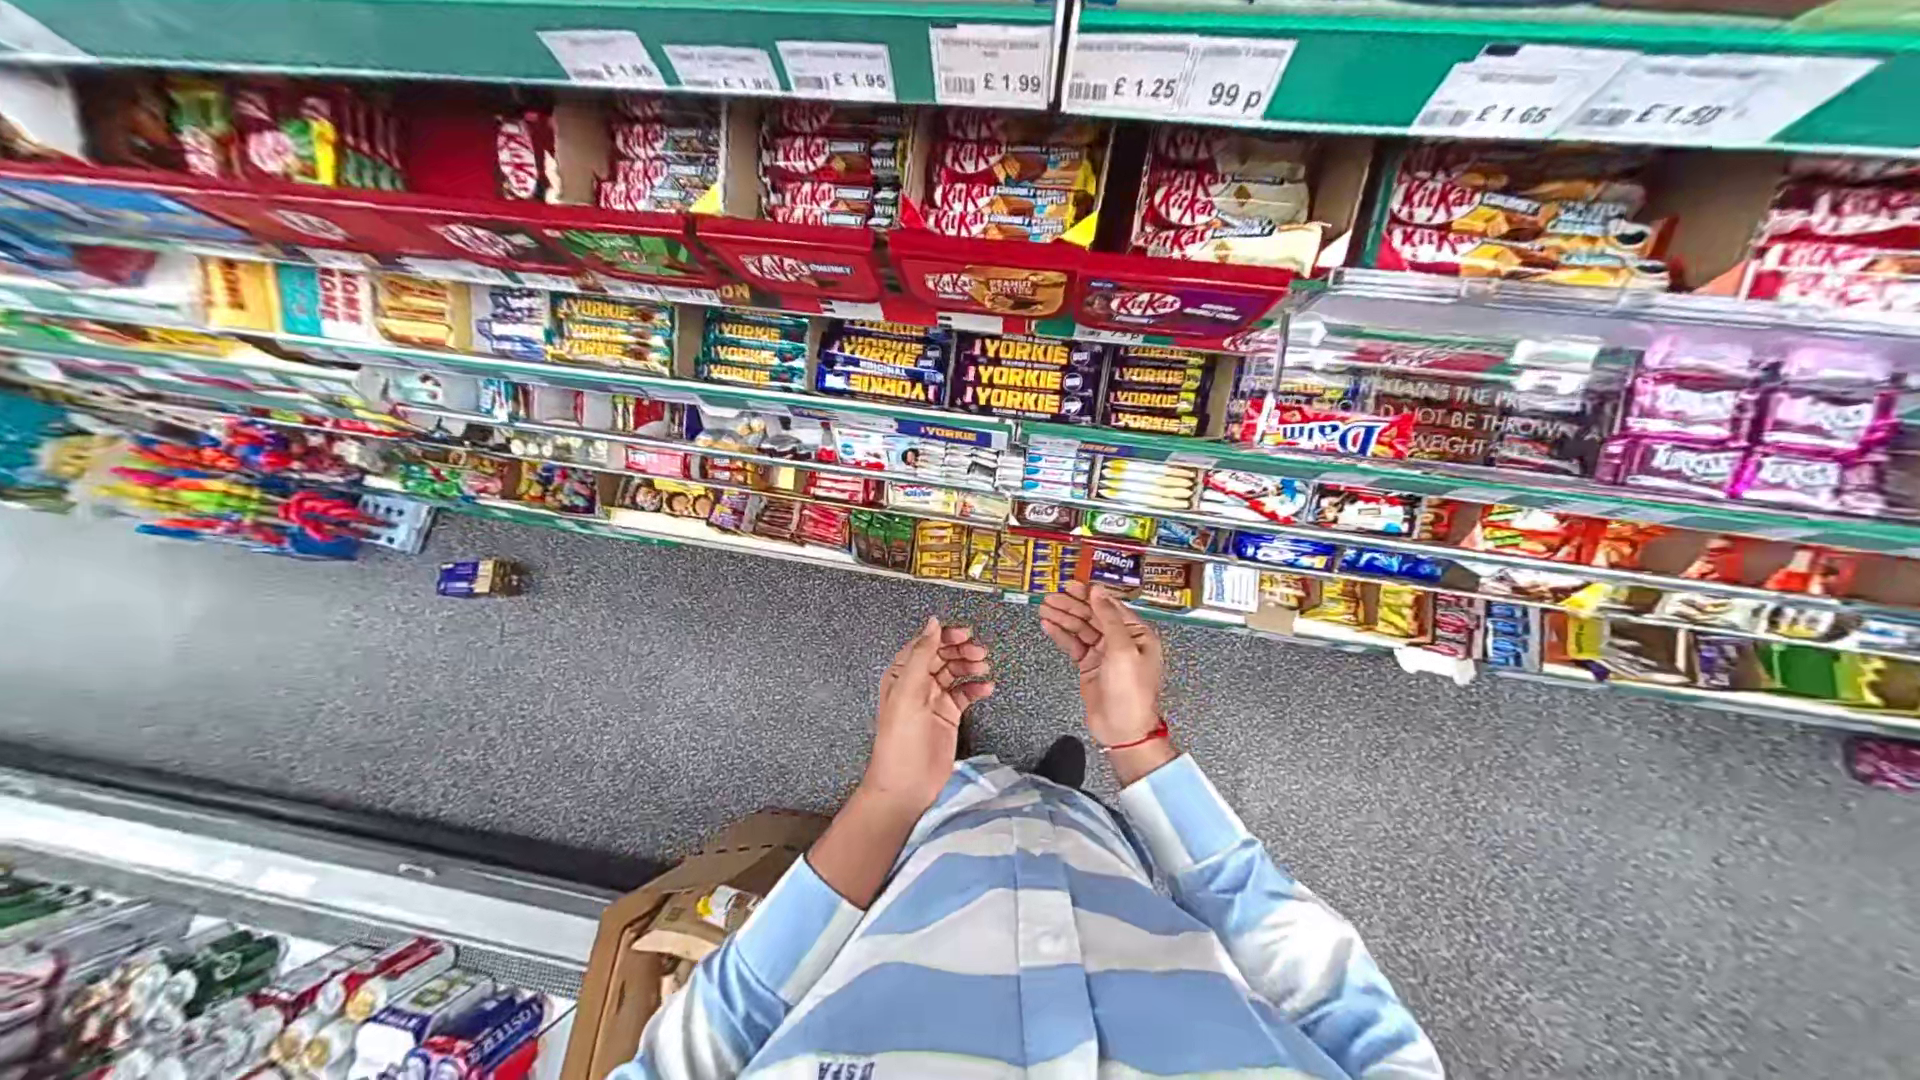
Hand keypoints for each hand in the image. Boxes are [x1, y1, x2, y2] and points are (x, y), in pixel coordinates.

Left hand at [862, 617, 992, 813]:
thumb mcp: (909, 691)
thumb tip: (933, 622)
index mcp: (902, 673)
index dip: (944, 636)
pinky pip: (965, 693)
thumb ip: (922, 654)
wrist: (907, 784)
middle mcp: (918, 683)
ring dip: (970, 666)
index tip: (965, 633)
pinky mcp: (949, 715)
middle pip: (943, 655)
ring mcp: (934, 699)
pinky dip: (976, 688)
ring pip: (955, 672)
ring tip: (984, 667)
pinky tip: (987, 688)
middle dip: (961, 650)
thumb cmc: (902, 739)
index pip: (925, 644)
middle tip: (980, 652)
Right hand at [1038, 582, 1164, 747]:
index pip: (1110, 606)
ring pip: (1080, 628)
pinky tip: (1048, 625)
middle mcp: (1121, 641)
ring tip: (1044, 608)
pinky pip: (1073, 644)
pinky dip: (1061, 634)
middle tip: (1050, 597)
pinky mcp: (1090, 665)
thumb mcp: (1122, 649)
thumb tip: (1098, 592)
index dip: (1089, 595)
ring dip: (1063, 617)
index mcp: (1137, 634)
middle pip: (1093, 615)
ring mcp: (1104, 653)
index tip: (1071, 585)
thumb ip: (1109, 618)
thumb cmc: (1131, 692)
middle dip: (1071, 605)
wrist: (1122, 729)